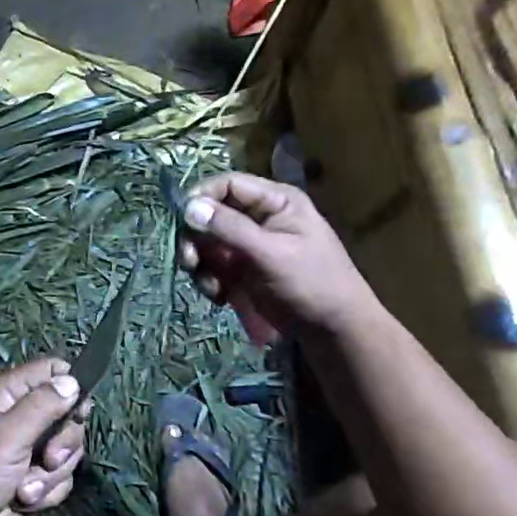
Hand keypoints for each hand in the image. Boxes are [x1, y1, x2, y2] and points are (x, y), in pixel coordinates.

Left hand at [0, 358, 87, 515]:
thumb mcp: (7, 437)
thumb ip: (42, 407)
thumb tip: (73, 380)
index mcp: (12, 393)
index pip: (55, 371)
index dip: (71, 387)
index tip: (75, 412)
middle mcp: (24, 413)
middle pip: (70, 413)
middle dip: (64, 443)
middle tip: (47, 459)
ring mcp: (32, 445)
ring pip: (69, 450)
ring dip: (50, 475)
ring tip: (23, 488)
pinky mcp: (37, 473)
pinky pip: (62, 476)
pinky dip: (47, 491)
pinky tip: (23, 500)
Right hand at [177, 172, 378, 340]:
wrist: (334, 331)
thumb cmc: (312, 283)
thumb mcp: (271, 253)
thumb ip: (230, 228)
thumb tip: (188, 206)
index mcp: (275, 201)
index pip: (228, 184)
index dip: (202, 197)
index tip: (181, 219)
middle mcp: (259, 217)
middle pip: (211, 214)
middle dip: (197, 237)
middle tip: (190, 261)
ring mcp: (249, 245)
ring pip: (207, 242)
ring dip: (201, 263)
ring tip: (210, 286)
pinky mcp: (242, 270)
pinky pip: (213, 267)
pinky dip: (210, 281)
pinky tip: (220, 297)